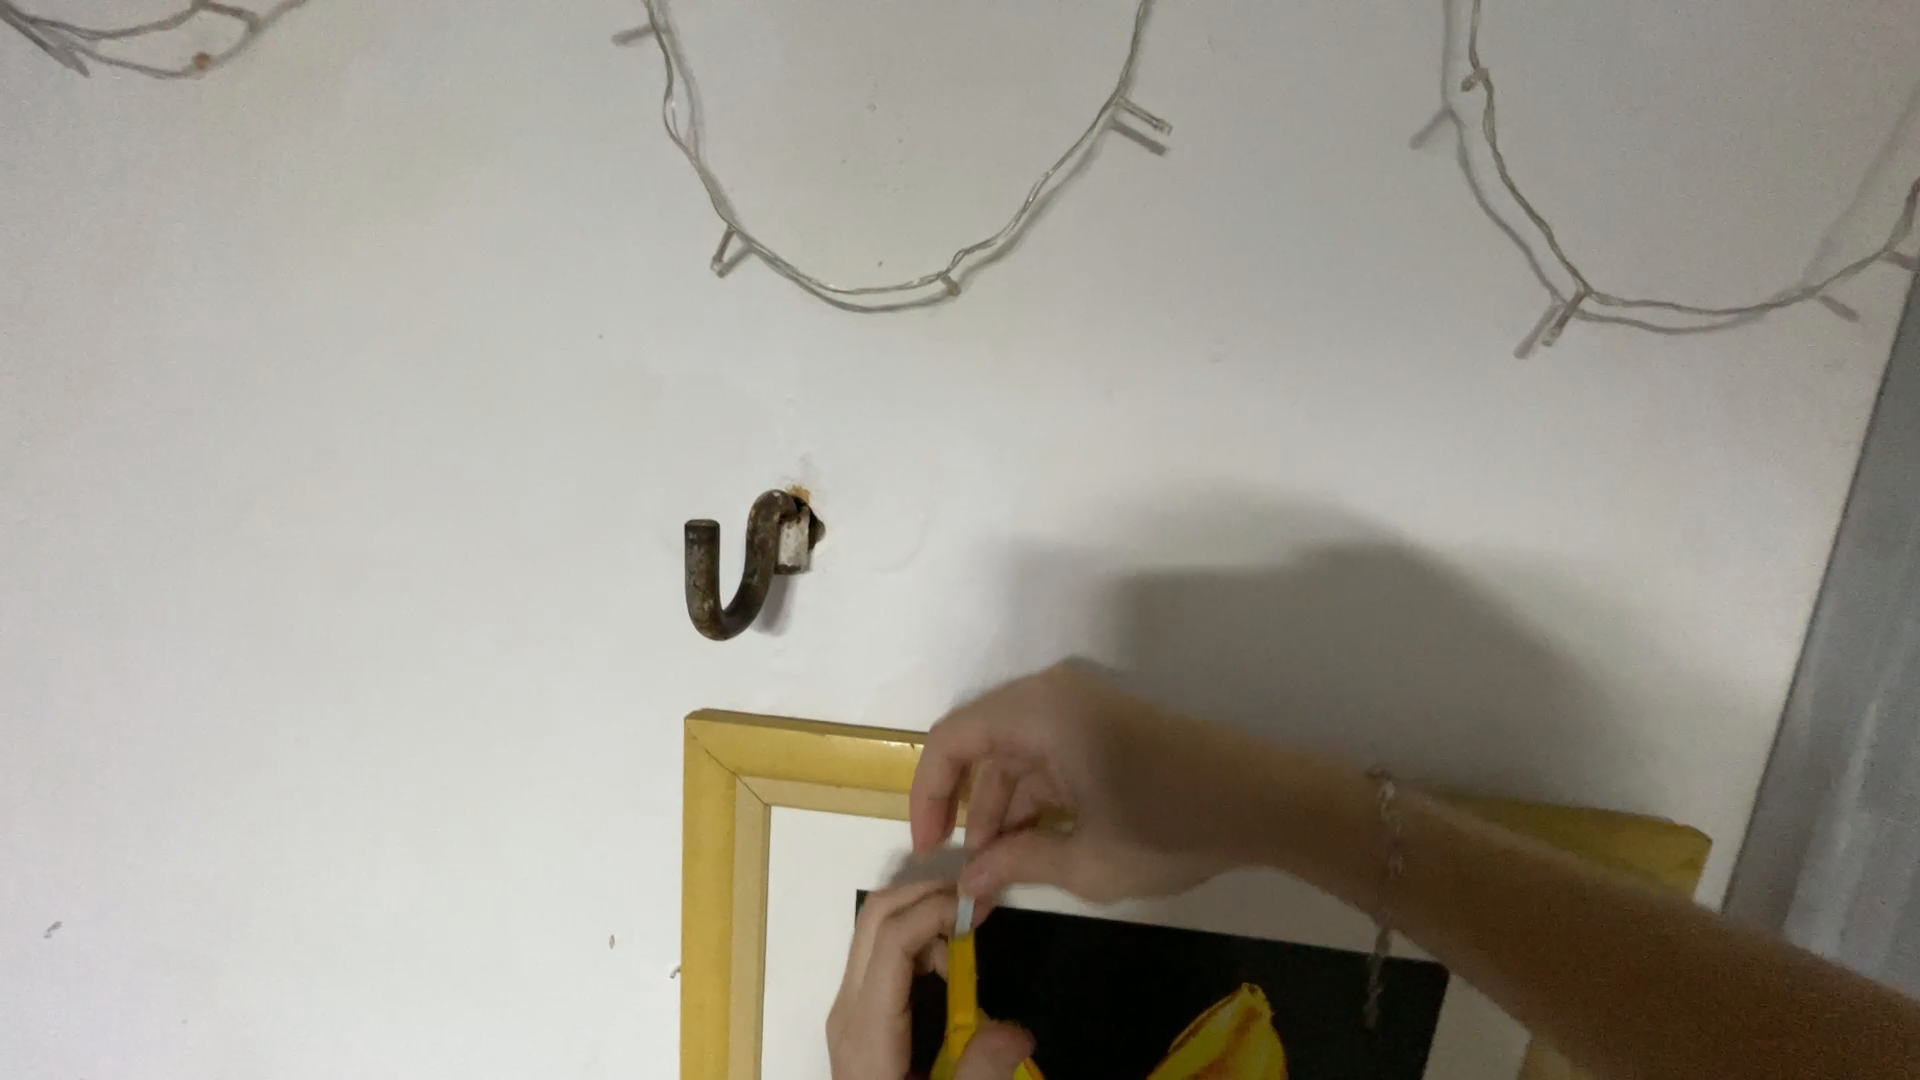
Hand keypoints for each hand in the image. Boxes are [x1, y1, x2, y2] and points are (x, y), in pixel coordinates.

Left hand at [827, 881, 1035, 1079]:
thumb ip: (980, 1072)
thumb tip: (1020, 1030)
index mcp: (866, 1029)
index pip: (892, 938)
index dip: (936, 910)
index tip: (982, 909)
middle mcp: (847, 1005)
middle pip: (876, 915)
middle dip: (928, 895)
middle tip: (977, 907)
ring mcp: (848, 1005)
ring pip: (877, 926)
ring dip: (923, 916)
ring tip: (966, 946)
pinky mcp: (857, 1010)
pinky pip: (882, 949)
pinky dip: (917, 938)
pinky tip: (948, 970)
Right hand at [912, 663, 1287, 901]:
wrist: (1264, 801)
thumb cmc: (1170, 826)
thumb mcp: (1088, 860)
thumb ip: (1018, 863)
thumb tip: (969, 880)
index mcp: (1039, 712)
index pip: (952, 738)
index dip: (929, 793)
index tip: (931, 849)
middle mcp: (1050, 695)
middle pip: (982, 745)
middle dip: (969, 810)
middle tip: (970, 873)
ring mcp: (1078, 706)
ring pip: (1015, 754)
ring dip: (1004, 810)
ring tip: (1004, 873)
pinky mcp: (1099, 723)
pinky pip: (1045, 754)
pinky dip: (1034, 797)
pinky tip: (1037, 845)